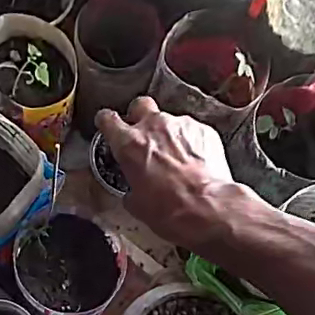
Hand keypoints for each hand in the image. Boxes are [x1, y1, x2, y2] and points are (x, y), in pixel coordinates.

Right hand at [95, 97, 260, 246]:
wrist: (207, 208)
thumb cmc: (169, 209)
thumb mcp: (137, 205)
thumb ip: (130, 188)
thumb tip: (134, 192)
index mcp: (128, 144)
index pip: (108, 119)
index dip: (107, 122)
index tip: (108, 126)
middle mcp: (153, 126)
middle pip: (140, 105)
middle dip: (140, 117)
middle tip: (143, 137)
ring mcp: (181, 124)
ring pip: (169, 120)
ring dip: (169, 135)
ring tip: (176, 159)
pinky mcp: (204, 129)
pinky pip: (192, 131)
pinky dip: (191, 143)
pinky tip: (195, 163)